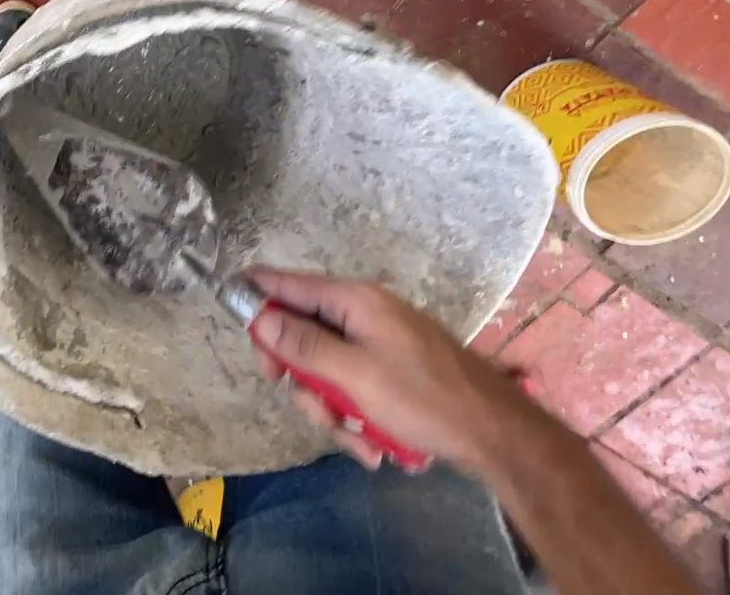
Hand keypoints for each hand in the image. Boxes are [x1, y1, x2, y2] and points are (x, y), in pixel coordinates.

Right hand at [246, 270, 539, 472]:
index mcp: (354, 300)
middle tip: (303, 402)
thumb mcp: (354, 374)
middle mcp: (364, 313)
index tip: (228, 304)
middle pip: (303, 333)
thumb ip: (303, 345)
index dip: (256, 294)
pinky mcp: (394, 371)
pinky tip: (373, 445)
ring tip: (354, 438)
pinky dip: (356, 416)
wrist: (501, 439)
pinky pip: (354, 386)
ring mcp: (380, 342)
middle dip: (300, 375)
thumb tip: (259, 318)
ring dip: (331, 407)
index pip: (288, 284)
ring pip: (327, 368)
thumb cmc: (423, 397)